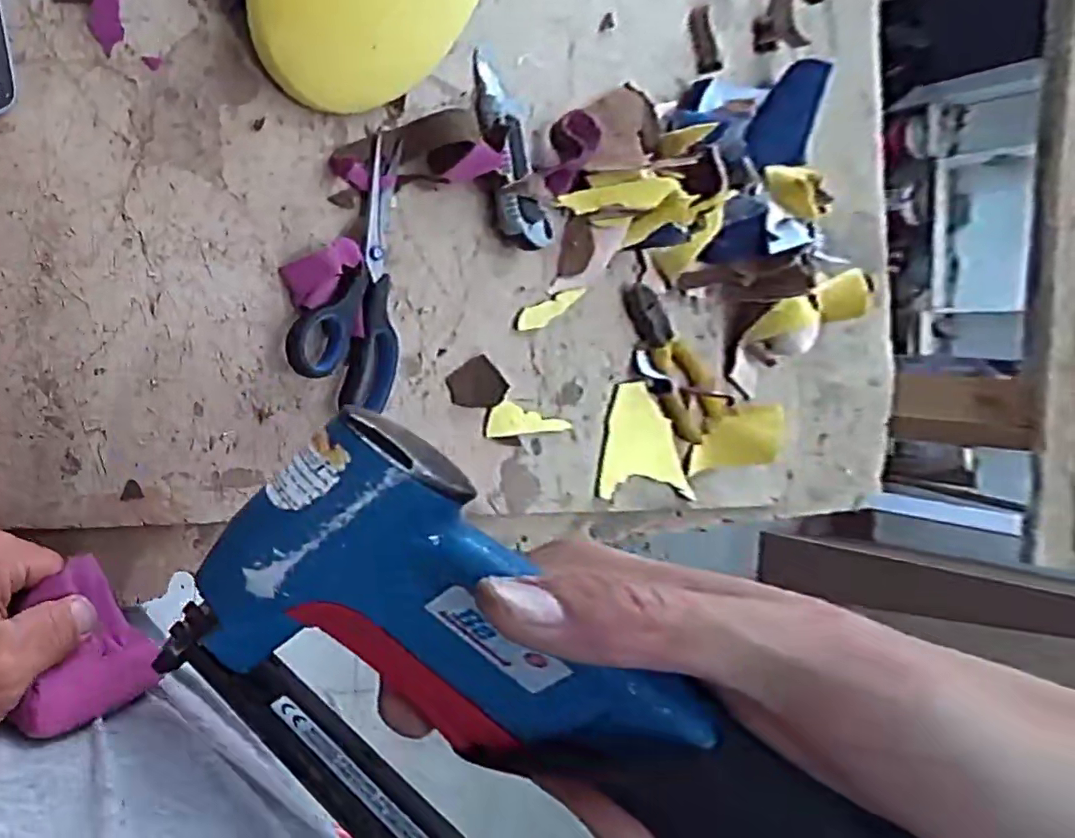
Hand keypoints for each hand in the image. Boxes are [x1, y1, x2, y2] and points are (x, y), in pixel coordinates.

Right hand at [381, 539, 1074, 837]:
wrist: (1053, 826)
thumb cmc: (936, 719)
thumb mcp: (791, 652)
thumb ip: (644, 619)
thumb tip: (495, 594)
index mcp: (618, 594)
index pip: (492, 579)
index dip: (428, 602)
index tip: (384, 649)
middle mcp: (610, 644)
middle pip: (498, 659)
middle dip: (467, 698)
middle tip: (424, 723)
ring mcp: (637, 714)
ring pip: (540, 734)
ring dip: (548, 774)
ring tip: (628, 815)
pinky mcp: (662, 778)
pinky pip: (593, 791)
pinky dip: (595, 812)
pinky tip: (631, 823)